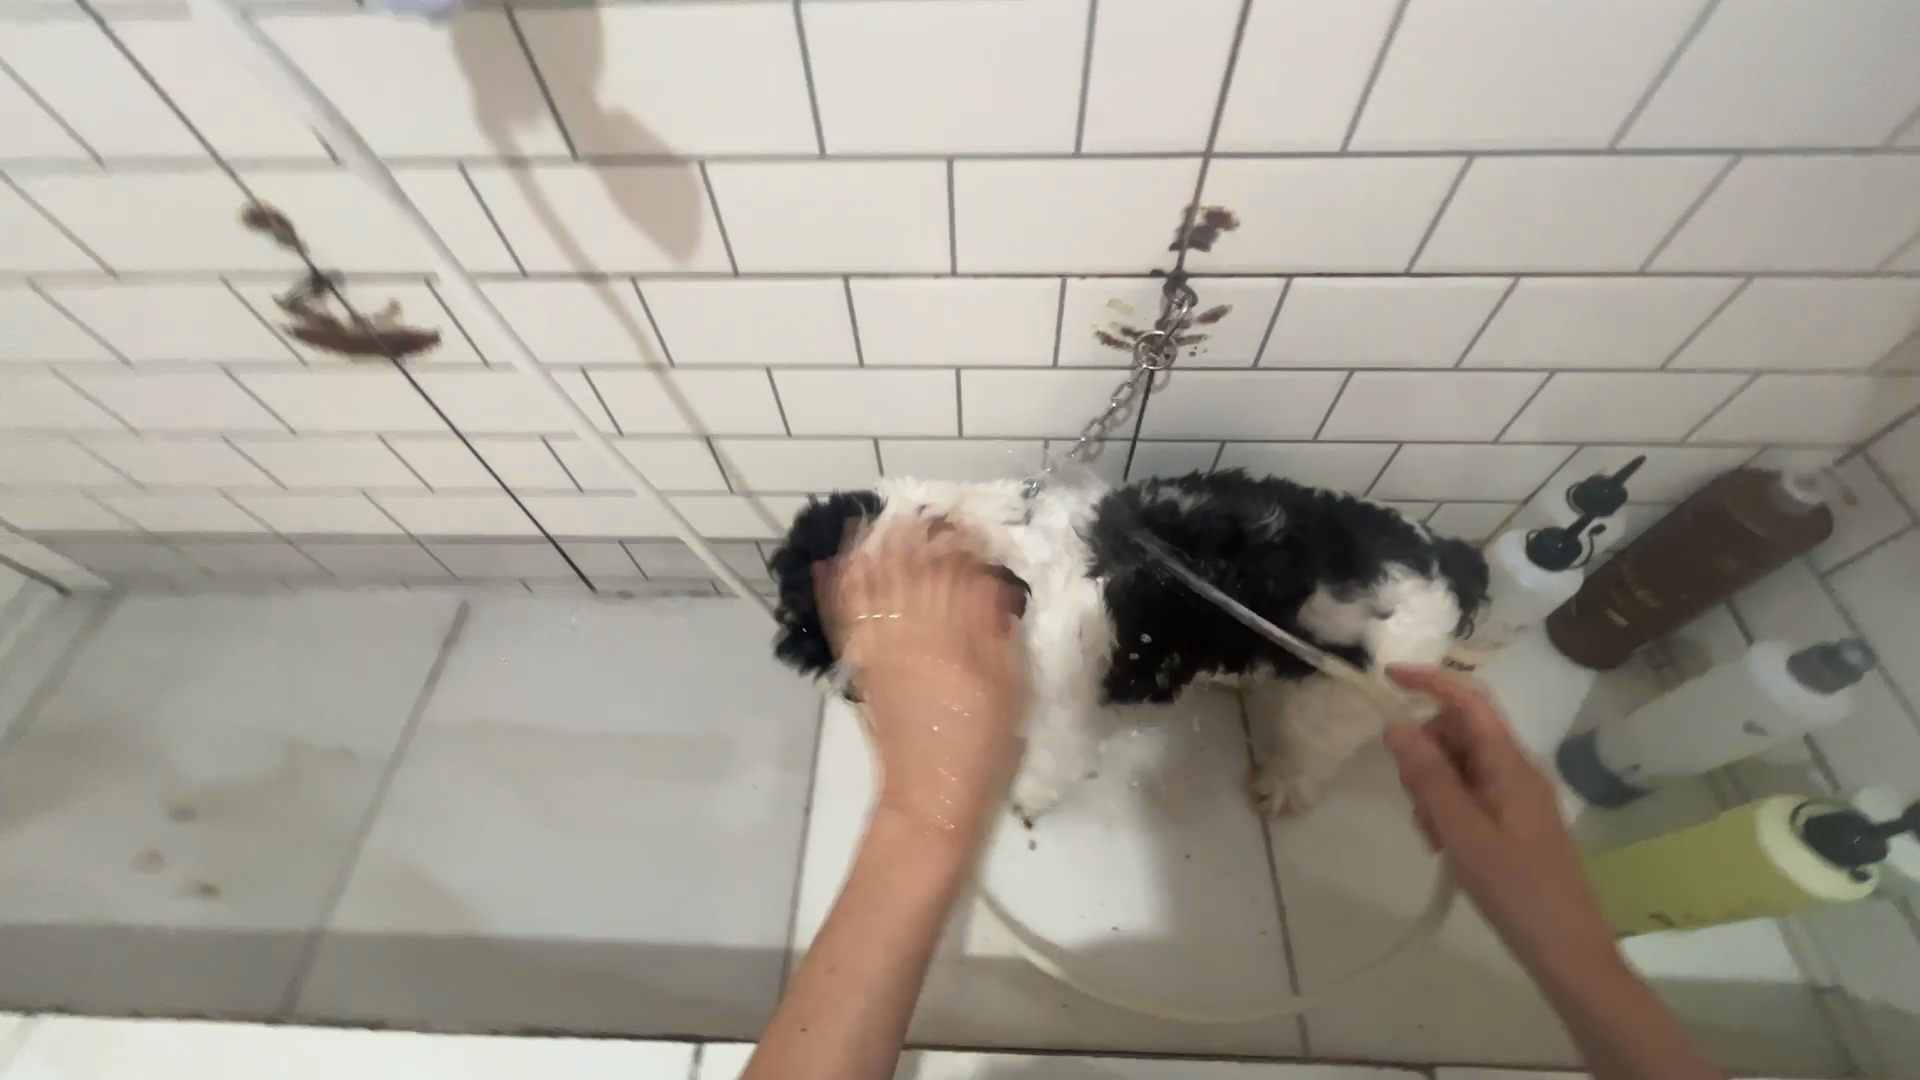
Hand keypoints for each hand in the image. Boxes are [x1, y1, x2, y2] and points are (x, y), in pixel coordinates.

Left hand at [817, 520, 1029, 840]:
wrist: (931, 793)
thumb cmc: (982, 743)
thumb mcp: (1010, 686)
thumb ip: (997, 630)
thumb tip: (991, 585)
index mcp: (954, 635)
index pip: (954, 572)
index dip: (962, 543)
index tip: (972, 527)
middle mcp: (912, 632)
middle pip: (911, 568)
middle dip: (918, 534)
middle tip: (927, 511)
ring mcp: (881, 646)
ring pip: (875, 584)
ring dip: (878, 547)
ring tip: (884, 519)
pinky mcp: (863, 663)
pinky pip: (848, 615)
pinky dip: (843, 585)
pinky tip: (841, 562)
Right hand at [1382, 666, 1618, 975]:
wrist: (1568, 952)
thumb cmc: (1515, 887)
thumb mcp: (1460, 829)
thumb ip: (1428, 774)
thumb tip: (1397, 724)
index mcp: (1509, 765)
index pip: (1468, 702)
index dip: (1428, 681)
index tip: (1386, 677)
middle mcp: (1514, 770)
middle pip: (1455, 732)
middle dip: (1422, 753)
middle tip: (1413, 798)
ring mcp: (1514, 794)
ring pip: (1454, 762)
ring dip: (1429, 786)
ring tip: (1431, 831)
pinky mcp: (1510, 816)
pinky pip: (1465, 789)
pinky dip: (1443, 805)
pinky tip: (1442, 840)